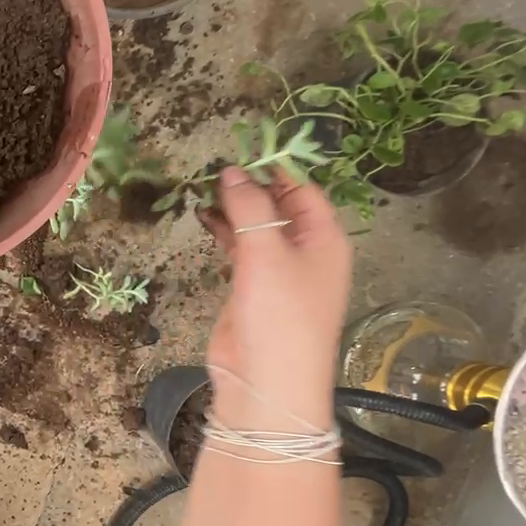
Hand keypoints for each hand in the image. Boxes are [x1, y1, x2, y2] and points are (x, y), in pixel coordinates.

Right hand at [200, 168, 351, 430]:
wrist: (266, 378)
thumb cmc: (279, 312)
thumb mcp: (266, 252)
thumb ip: (249, 207)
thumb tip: (231, 171)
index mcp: (324, 238)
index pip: (303, 189)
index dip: (275, 167)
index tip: (240, 147)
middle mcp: (306, 250)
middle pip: (279, 205)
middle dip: (249, 186)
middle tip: (212, 167)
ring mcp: (278, 270)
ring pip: (257, 226)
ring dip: (232, 208)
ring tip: (201, 188)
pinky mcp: (252, 287)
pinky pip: (240, 248)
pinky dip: (223, 231)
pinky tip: (202, 218)